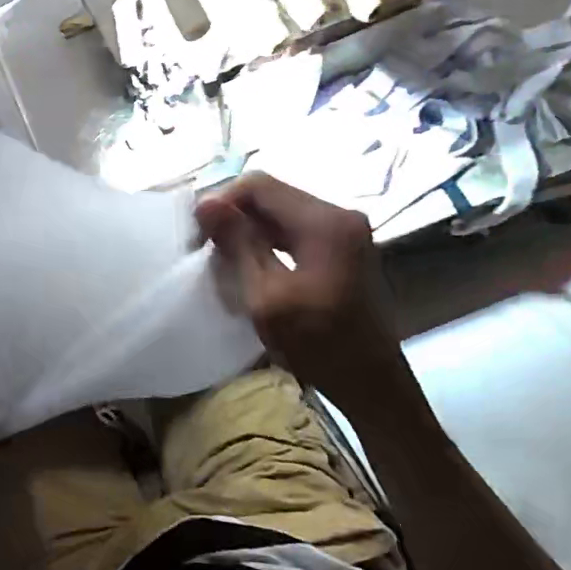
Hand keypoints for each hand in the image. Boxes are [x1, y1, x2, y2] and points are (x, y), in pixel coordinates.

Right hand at [195, 173, 397, 387]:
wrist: (372, 384)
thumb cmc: (318, 345)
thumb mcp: (267, 297)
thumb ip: (238, 245)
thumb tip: (206, 204)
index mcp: (324, 222)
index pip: (259, 185)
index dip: (222, 201)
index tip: (197, 232)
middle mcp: (339, 215)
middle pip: (273, 195)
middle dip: (234, 214)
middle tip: (205, 245)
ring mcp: (346, 231)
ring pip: (283, 212)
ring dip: (250, 228)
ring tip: (222, 256)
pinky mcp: (344, 249)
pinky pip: (297, 230)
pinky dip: (270, 240)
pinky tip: (251, 263)